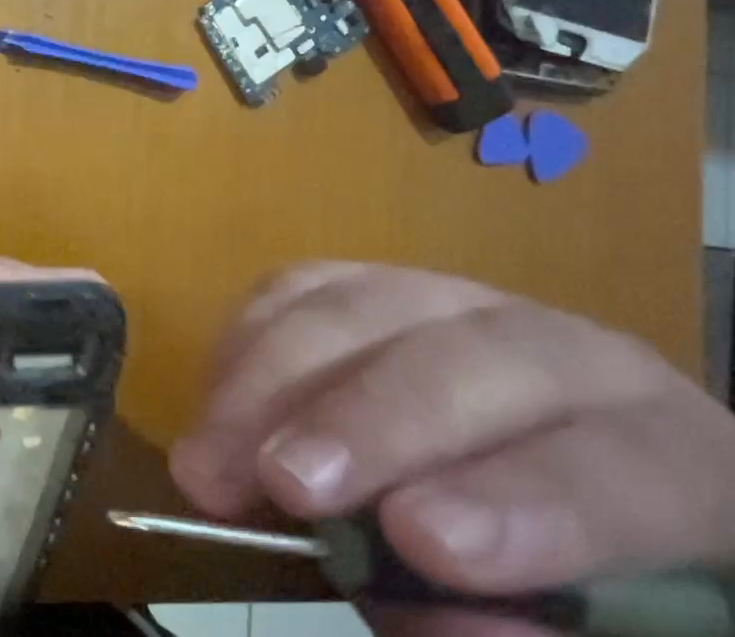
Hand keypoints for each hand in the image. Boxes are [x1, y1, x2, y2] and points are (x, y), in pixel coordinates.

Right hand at [169, 264, 734, 620]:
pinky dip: (243, 344)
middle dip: (369, 419)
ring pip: (363, 306)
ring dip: (271, 383)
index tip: (423, 544)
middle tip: (287, 484)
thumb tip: (438, 617)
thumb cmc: (553, 589)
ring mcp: (451, 303)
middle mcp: (568, 356)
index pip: (628, 466)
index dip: (531, 502)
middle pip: (475, 356)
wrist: (494, 503)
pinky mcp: (360, 288)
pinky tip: (216, 412)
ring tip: (209, 467)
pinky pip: (295, 288)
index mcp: (681, 462)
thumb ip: (524, 635)